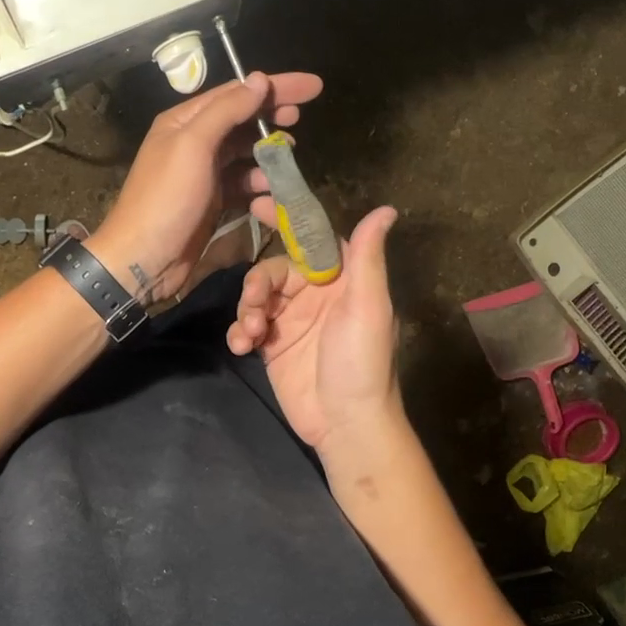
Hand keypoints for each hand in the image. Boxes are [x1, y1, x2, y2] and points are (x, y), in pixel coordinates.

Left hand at [88, 71, 322, 304]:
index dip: (274, 87)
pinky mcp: (210, 203)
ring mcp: (201, 175)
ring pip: (243, 154)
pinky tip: (272, 190)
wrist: (143, 259)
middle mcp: (192, 143)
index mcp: (184, 122)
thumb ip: (226, 111)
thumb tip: (259, 80)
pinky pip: (241, 185)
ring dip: (268, 153)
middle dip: (272, 116)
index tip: (312, 87)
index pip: (235, 93)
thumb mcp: (193, 146)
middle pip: (241, 121)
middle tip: (302, 116)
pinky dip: (258, 185)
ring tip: (290, 157)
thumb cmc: (166, 199)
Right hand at [226, 207, 403, 458]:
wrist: (344, 424)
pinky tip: (242, 346)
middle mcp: (315, 295)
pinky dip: (240, 331)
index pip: (312, 238)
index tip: (256, 201)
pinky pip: (247, 325)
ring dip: (247, 309)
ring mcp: (291, 321)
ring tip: (253, 334)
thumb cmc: (362, 363)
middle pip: (275, 268)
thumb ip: (367, 258)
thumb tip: (385, 209)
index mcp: (343, 280)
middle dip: (258, 282)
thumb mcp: (368, 307)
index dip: (287, 218)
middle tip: (254, 302)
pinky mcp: (272, 347)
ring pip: (256, 296)